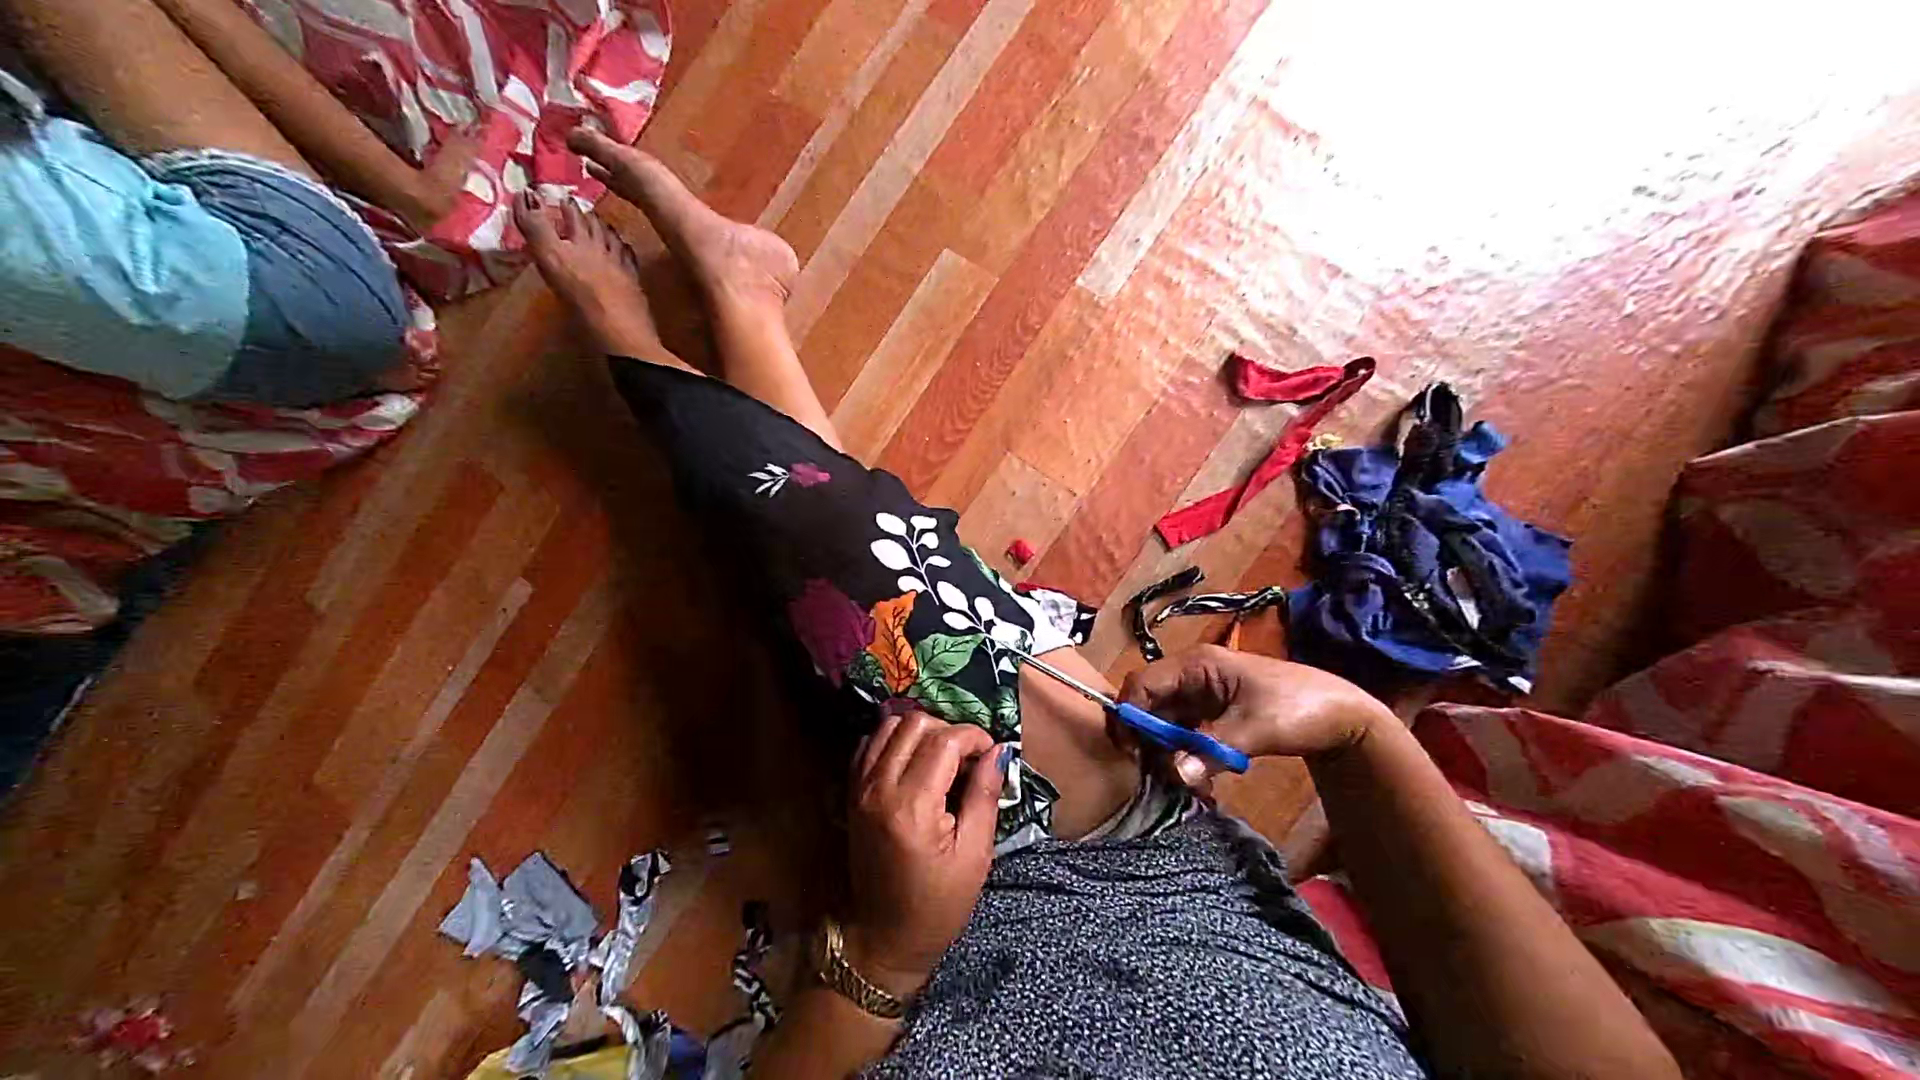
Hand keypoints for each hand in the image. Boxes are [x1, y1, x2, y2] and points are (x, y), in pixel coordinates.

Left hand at [844, 711, 1005, 996]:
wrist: (882, 939)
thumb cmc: (937, 906)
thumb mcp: (974, 856)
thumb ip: (985, 795)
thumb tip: (999, 751)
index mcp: (912, 806)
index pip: (945, 740)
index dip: (974, 736)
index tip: (990, 753)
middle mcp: (880, 787)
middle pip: (915, 722)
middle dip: (949, 729)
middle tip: (968, 757)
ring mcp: (860, 787)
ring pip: (890, 725)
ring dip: (921, 730)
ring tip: (943, 756)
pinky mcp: (852, 792)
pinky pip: (871, 743)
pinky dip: (895, 740)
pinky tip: (915, 761)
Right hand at [1117, 645, 1394, 788]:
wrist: (1345, 717)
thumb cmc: (1300, 709)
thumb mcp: (1257, 729)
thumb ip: (1214, 750)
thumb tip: (1177, 773)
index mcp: (1197, 665)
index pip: (1142, 683)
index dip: (1130, 715)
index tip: (1131, 751)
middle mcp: (1193, 676)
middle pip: (1150, 704)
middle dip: (1149, 740)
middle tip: (1159, 774)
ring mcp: (1202, 695)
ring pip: (1165, 722)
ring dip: (1168, 753)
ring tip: (1184, 783)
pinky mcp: (1213, 715)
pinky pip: (1185, 734)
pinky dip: (1186, 756)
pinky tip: (1199, 781)